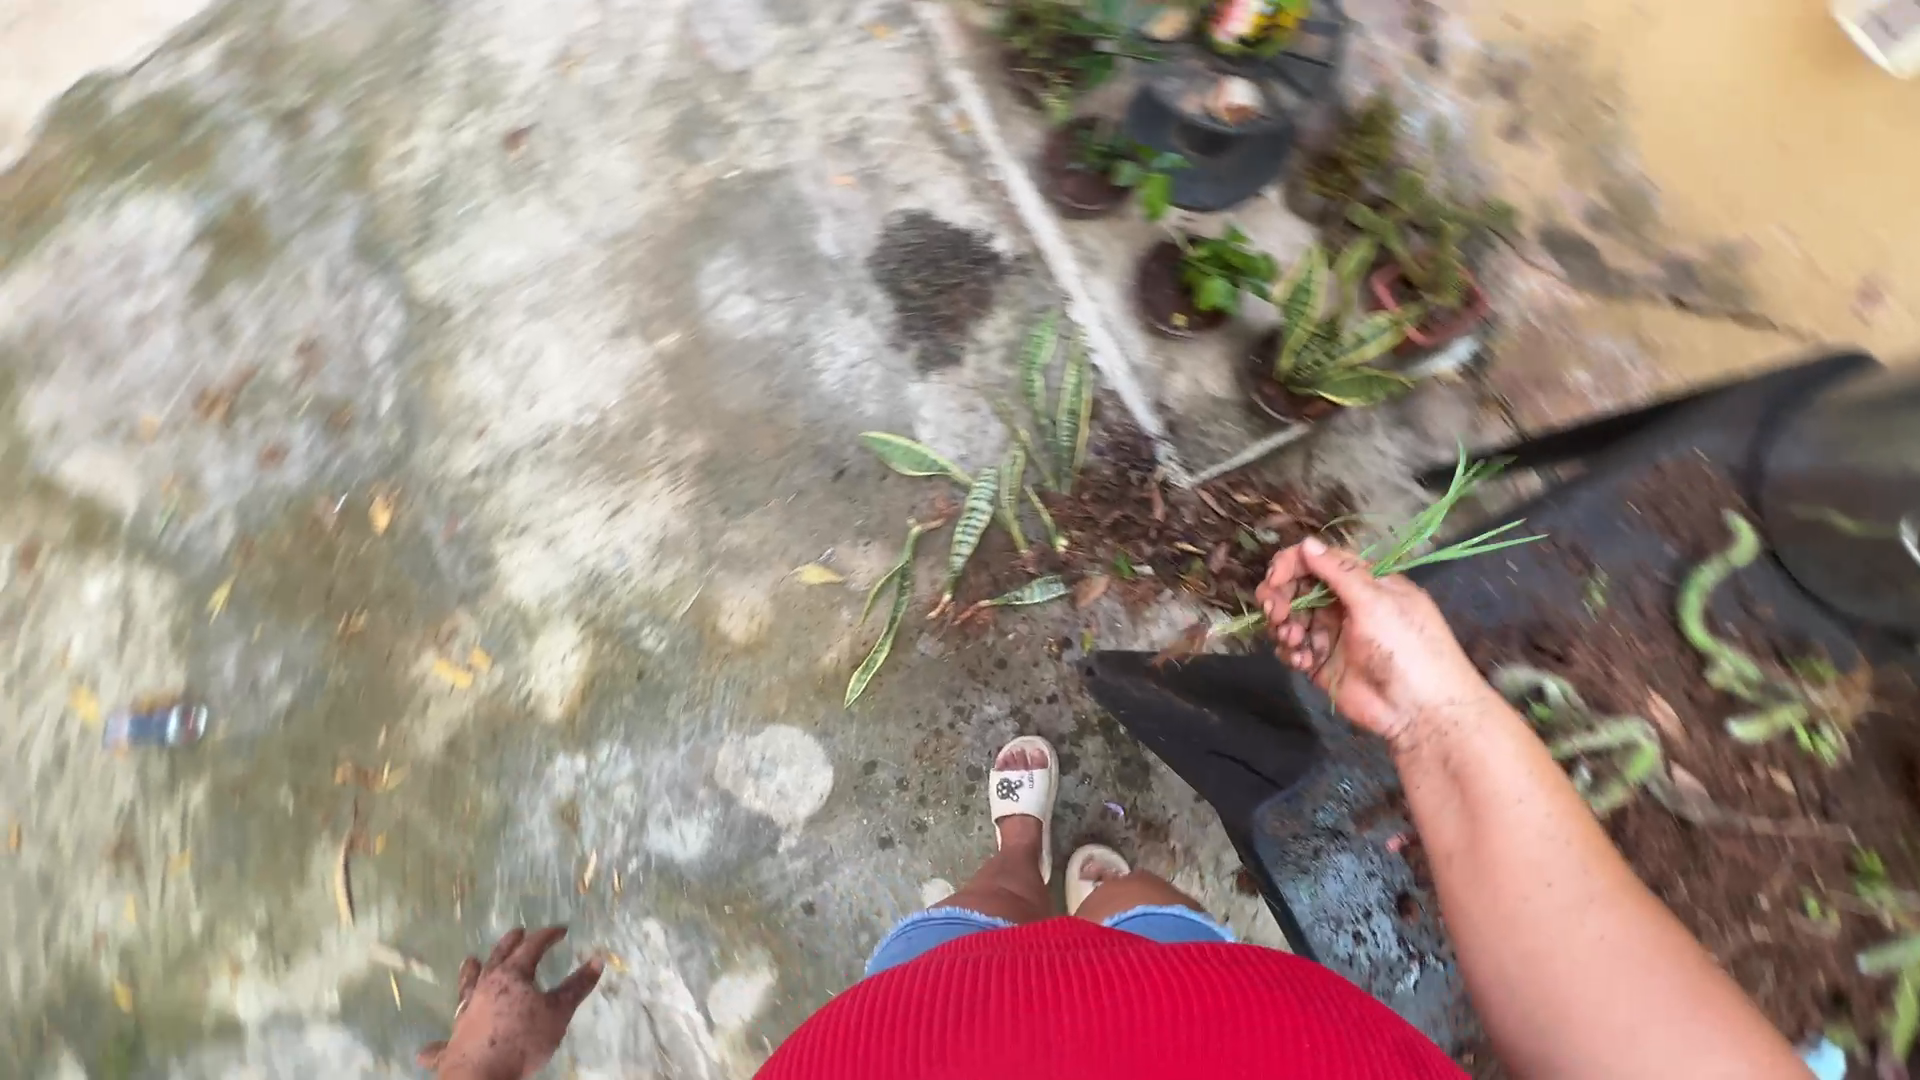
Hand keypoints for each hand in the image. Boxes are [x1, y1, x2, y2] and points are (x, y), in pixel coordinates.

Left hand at [417, 926, 602, 1078]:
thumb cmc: (522, 1041)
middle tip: (517, 931)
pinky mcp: (451, 1047)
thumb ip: (577, 986)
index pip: (532, 947)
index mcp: (512, 977)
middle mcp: (485, 990)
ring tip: (467, 962)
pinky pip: (441, 1045)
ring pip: (466, 989)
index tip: (561, 930)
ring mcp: (465, 1017)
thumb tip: (597, 960)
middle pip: (497, 959)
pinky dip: (436, 1047)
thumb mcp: (558, 1012)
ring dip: (468, 975)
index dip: (548, 935)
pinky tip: (425, 1050)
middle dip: (509, 944)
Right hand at [1254, 537, 1501, 750]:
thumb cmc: (1406, 648)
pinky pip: (1290, 647)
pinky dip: (1289, 651)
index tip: (1276, 580)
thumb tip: (1306, 542)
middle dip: (1280, 596)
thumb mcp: (1376, 603)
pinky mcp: (1318, 661)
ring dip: (1283, 625)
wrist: (1418, 710)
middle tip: (1277, 614)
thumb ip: (1338, 572)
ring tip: (1294, 640)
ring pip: (1288, 617)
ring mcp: (1329, 633)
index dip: (1291, 565)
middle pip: (1296, 587)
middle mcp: (1342, 604)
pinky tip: (1301, 661)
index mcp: (1362, 583)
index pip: (1318, 561)